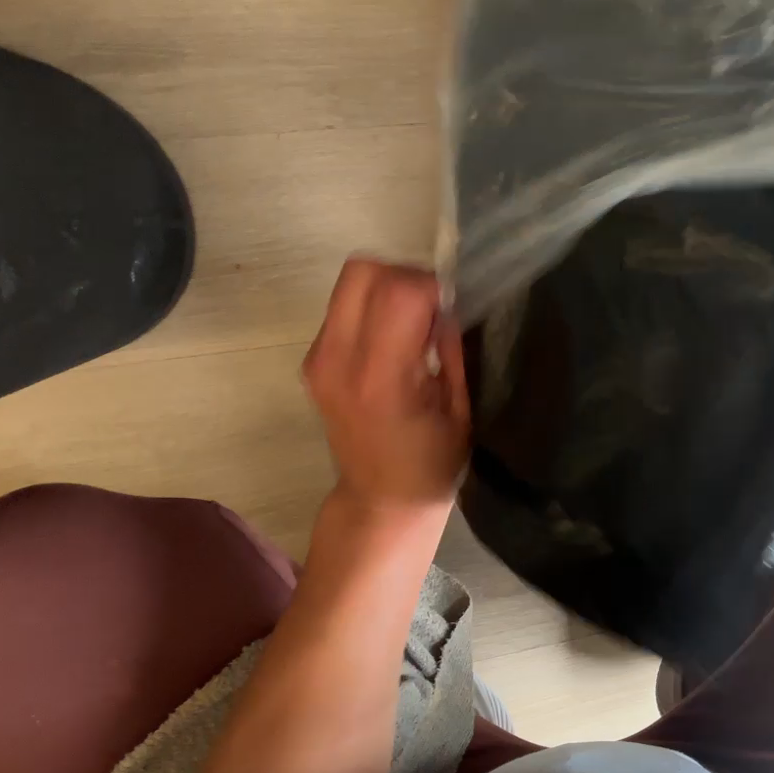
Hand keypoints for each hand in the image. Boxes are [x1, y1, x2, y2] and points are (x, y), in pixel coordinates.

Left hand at [302, 258, 469, 512]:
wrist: (381, 500)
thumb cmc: (435, 462)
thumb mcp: (460, 408)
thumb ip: (449, 350)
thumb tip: (446, 305)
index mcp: (383, 377)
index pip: (399, 292)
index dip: (432, 286)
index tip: (452, 307)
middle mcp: (340, 360)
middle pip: (364, 272)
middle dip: (406, 277)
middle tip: (433, 306)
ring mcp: (319, 358)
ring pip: (351, 282)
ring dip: (389, 289)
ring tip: (416, 323)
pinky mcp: (313, 360)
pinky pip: (345, 307)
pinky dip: (375, 307)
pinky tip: (398, 339)